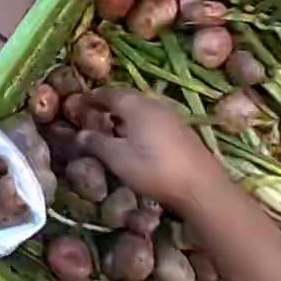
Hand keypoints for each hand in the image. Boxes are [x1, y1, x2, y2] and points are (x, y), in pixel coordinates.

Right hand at [75, 88, 232, 213]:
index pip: (110, 93)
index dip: (93, 97)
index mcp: (137, 106)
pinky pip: (153, 117)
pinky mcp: (181, 130)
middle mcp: (155, 104)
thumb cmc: (155, 169)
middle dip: (109, 102)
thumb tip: (79, 134)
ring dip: (125, 112)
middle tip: (93, 111)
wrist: (201, 186)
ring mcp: (171, 116)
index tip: (79, 102)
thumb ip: (97, 143)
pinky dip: (138, 121)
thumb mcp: (118, 159)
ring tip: (112, 124)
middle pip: (127, 97)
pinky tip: (136, 137)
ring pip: (142, 107)